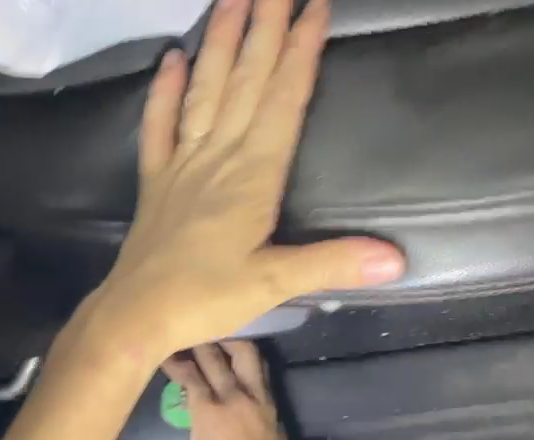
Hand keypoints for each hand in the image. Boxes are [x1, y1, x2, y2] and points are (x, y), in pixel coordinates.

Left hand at [78, 0, 404, 365]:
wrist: (136, 315)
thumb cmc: (205, 299)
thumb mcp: (274, 285)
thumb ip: (332, 264)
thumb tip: (397, 258)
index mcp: (252, 176)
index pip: (283, 99)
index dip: (302, 50)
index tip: (316, 5)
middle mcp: (217, 157)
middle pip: (245, 80)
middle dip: (265, 26)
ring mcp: (181, 166)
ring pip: (204, 91)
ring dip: (219, 41)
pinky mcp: (154, 184)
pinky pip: (158, 127)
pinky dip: (164, 92)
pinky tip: (170, 60)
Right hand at [133, 340, 312, 439]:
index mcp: (208, 412)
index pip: (188, 373)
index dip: (173, 360)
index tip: (161, 351)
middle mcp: (231, 396)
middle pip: (213, 355)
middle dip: (196, 341)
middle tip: (183, 332)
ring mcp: (254, 395)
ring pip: (242, 352)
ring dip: (226, 339)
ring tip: (213, 333)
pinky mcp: (269, 400)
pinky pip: (259, 366)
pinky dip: (246, 355)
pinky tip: (236, 352)